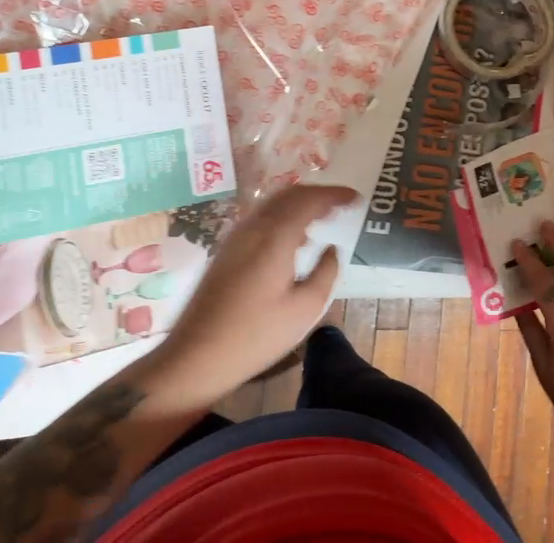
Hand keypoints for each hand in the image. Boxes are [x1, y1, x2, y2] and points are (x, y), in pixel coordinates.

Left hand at [146, 184, 355, 404]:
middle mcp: (253, 228)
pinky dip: (284, 216)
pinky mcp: (226, 251)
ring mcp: (236, 238)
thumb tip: (332, 249)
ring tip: (323, 218)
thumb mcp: (305, 309)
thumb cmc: (256, 336)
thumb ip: (326, 272)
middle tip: (341, 205)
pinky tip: (294, 238)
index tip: (357, 199)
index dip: (336, 195)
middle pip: (289, 194)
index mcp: (275, 236)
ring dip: (300, 204)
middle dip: (318, 195)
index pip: (310, 200)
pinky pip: (261, 218)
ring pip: (272, 204)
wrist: (196, 358)